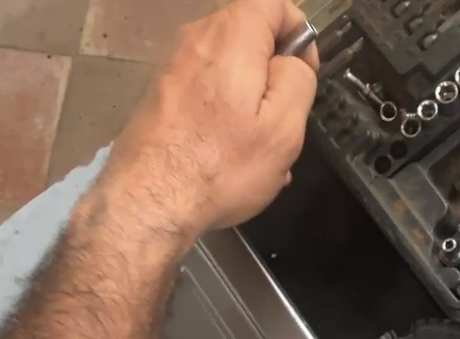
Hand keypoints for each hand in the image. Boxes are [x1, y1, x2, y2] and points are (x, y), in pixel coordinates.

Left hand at [102, 0, 318, 242]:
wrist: (153, 198)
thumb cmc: (223, 165)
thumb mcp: (284, 128)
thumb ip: (298, 82)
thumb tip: (294, 63)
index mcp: (234, 35)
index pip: (275, 3)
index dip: (300, 34)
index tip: (306, 76)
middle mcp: (198, 36)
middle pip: (250, 34)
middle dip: (274, 72)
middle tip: (283, 123)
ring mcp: (175, 63)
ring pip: (230, 67)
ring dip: (252, 100)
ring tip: (258, 148)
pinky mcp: (162, 92)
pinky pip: (208, 90)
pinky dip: (227, 113)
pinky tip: (230, 155)